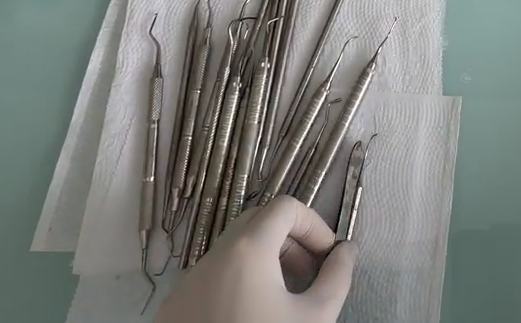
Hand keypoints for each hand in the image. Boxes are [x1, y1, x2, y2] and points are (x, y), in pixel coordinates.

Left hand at [158, 196, 356, 322]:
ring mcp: (188, 282)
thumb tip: (347, 250)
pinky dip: (237, 281)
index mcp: (248, 249)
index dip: (313, 224)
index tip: (327, 255)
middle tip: (308, 272)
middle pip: (258, 223)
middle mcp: (214, 256)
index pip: (286, 208)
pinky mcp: (174, 308)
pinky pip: (212, 278)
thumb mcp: (314, 319)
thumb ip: (337, 278)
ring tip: (282, 297)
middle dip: (290, 240)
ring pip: (233, 251)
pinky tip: (249, 315)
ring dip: (264, 261)